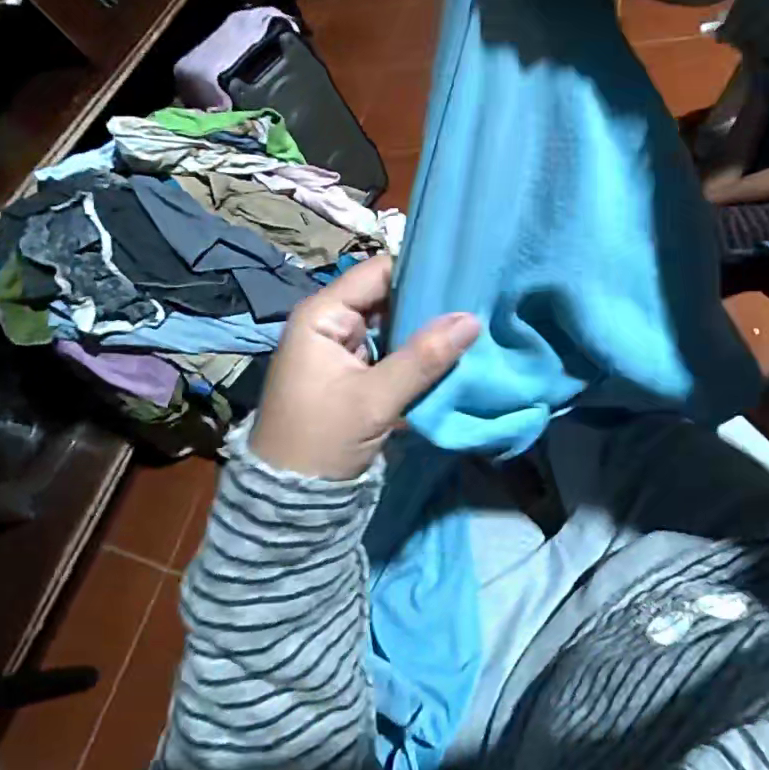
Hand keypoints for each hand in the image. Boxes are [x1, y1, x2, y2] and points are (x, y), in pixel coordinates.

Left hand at [249, 256, 478, 479]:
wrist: (291, 499)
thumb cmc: (321, 439)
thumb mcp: (374, 399)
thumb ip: (423, 357)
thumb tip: (472, 319)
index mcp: (323, 316)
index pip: (376, 273)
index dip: (418, 270)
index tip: (462, 275)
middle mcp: (332, 323)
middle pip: (389, 297)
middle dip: (429, 301)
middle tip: (477, 301)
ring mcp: (345, 349)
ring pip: (396, 324)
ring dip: (428, 328)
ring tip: (474, 323)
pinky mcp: (358, 373)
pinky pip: (395, 350)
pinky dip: (419, 352)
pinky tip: (454, 352)